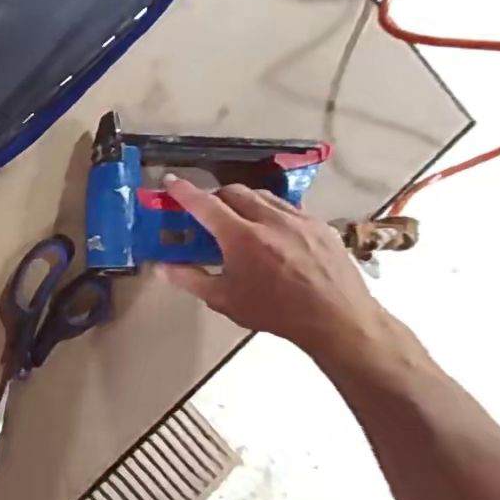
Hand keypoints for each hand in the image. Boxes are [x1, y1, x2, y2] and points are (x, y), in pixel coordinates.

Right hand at [155, 175, 389, 357]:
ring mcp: (298, 219)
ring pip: (262, 195)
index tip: (170, 181)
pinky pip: (287, 206)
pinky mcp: (319, 224)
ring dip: (242, 201)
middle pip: (234, 191)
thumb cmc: (275, 311)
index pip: (205, 204)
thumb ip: (189, 279)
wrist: (337, 319)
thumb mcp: (224, 300)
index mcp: (242, 237)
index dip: (184, 191)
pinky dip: (269, 211)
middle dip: (215, 196)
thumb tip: (161, 269)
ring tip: (238, 220)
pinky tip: (270, 231)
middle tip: (206, 214)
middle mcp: (270, 219)